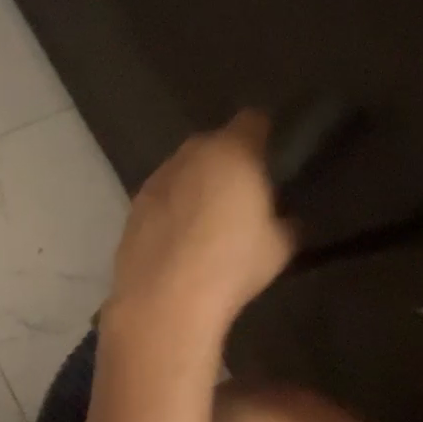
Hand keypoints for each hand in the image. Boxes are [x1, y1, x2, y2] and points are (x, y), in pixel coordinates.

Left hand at [107, 110, 296, 335]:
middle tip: (242, 195)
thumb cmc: (232, 266)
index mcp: (233, 152)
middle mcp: (192, 153)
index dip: (265, 135)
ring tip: (208, 221)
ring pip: (185, 169)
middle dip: (229, 161)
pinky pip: (163, 196)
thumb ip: (287, 223)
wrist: (164, 300)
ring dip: (198, 184)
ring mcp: (157, 178)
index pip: (254, 121)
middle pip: (215, 143)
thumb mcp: (280, 248)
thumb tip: (287, 219)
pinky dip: (173, 208)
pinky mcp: (135, 206)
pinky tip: (180, 239)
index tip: (273, 157)